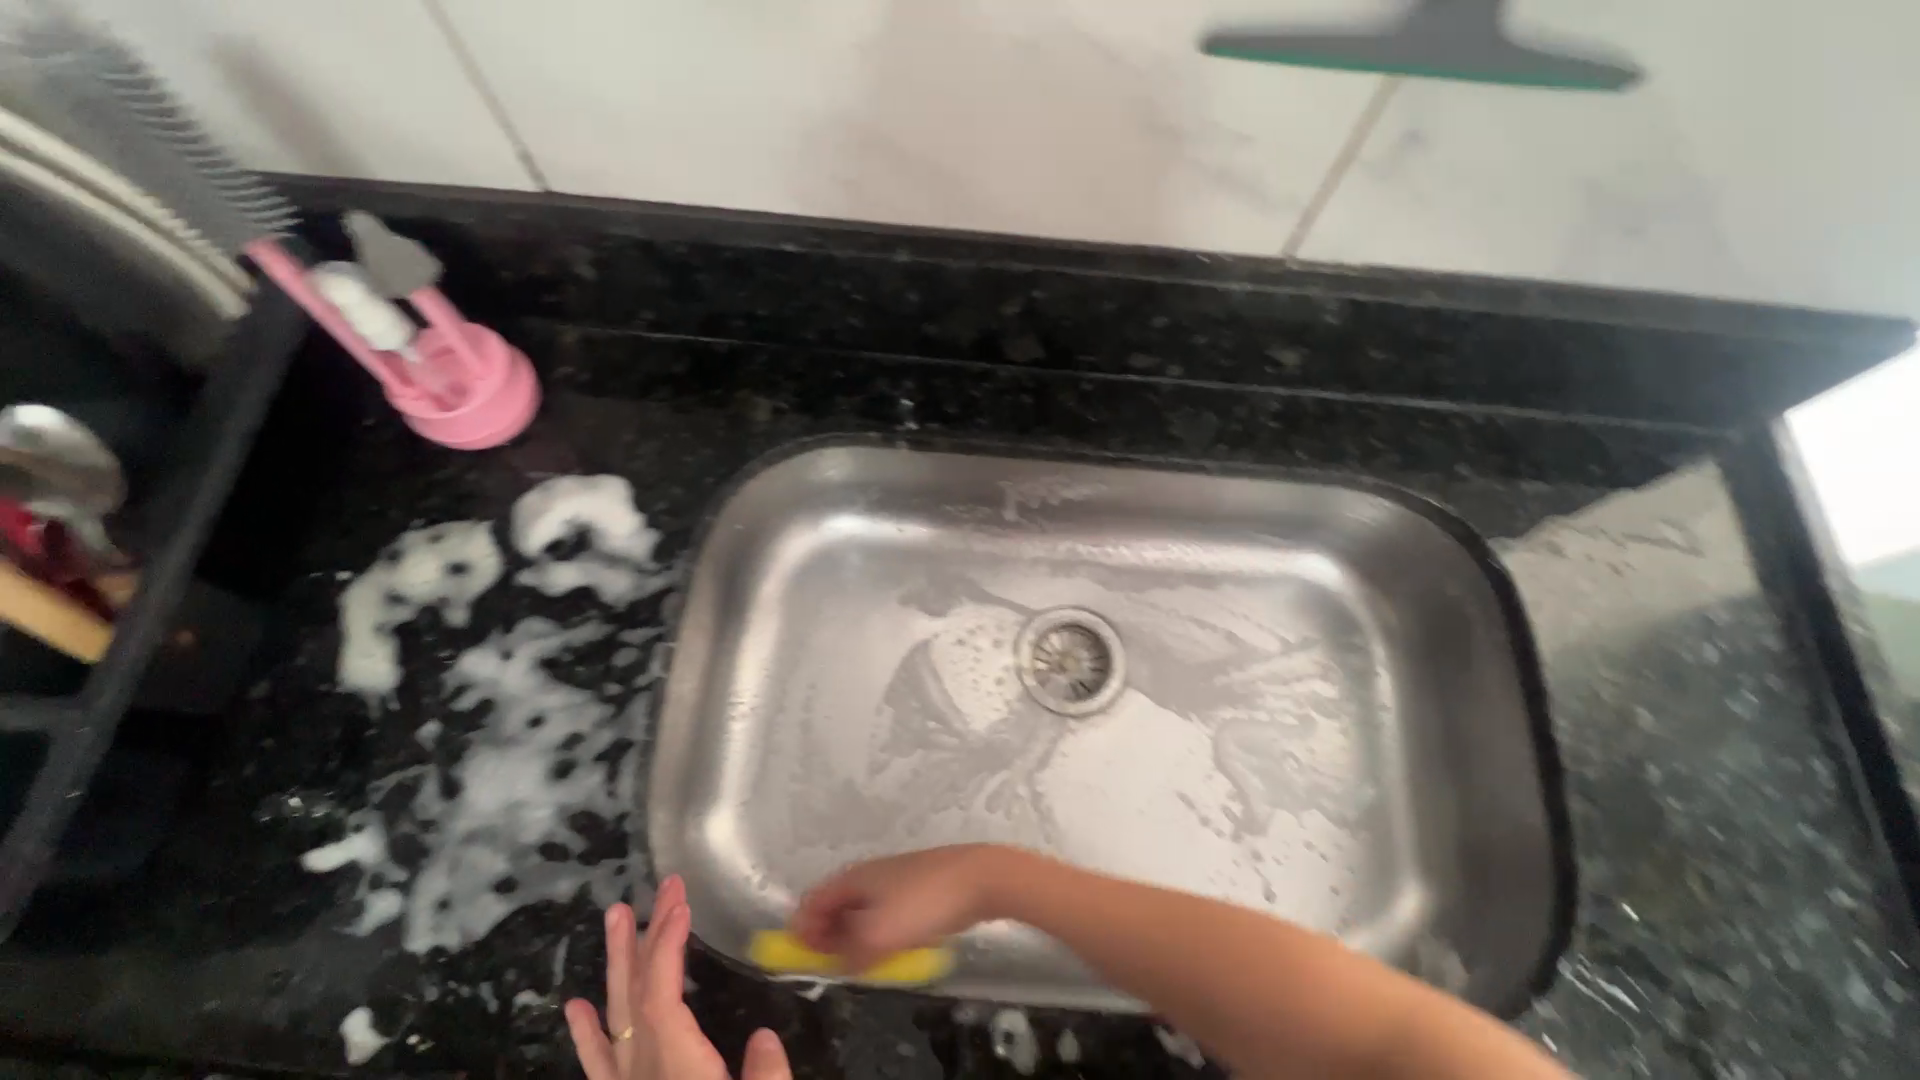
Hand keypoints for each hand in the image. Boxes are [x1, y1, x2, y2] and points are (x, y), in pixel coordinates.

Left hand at [566, 876, 790, 1079]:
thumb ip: (766, 1077)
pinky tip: (576, 1006)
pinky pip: (599, 1061)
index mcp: (677, 1068)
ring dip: (618, 964)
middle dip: (649, 936)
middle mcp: (642, 1071)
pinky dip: (587, 1032)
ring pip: (616, 1017)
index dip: (666, 949)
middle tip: (664, 888)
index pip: (660, 997)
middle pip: (637, 993)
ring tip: (617, 915)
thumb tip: (766, 1036)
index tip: (681, 906)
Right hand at [791, 844, 1012, 972]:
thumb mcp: (877, 935)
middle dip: (830, 939)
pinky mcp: (916, 888)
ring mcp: (893, 879)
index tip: (808, 962)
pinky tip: (899, 949)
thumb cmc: (923, 903)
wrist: (980, 878)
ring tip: (871, 962)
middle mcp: (867, 875)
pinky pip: (886, 914)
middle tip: (840, 967)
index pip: (810, 902)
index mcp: (851, 878)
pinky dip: (883, 933)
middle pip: (835, 908)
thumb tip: (837, 962)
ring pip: (863, 913)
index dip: (802, 933)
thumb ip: (849, 953)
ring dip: (858, 939)